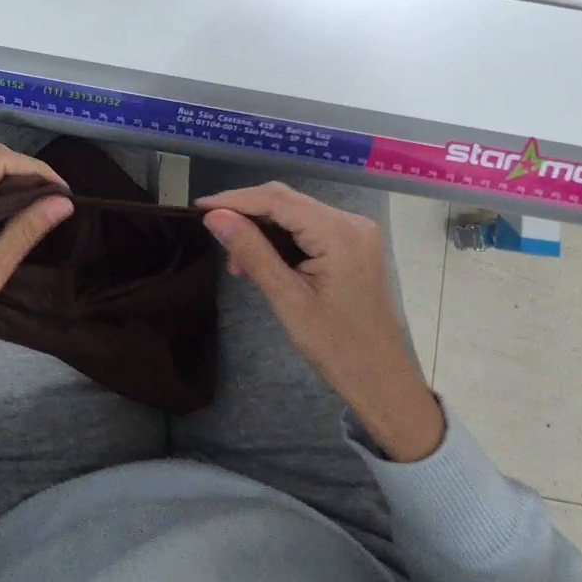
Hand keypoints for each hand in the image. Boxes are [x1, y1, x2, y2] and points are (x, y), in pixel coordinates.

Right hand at [200, 182, 445, 461]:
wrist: (384, 381)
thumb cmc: (337, 346)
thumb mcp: (287, 299)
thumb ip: (252, 252)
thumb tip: (214, 217)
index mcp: (339, 232)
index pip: (276, 200)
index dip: (234, 200)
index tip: (198, 208)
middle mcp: (351, 221)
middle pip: (286, 201)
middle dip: (247, 216)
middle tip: (217, 241)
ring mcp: (355, 232)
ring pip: (294, 214)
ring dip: (262, 231)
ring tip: (240, 265)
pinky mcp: (353, 245)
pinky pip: (308, 228)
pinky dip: (282, 240)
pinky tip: (264, 263)